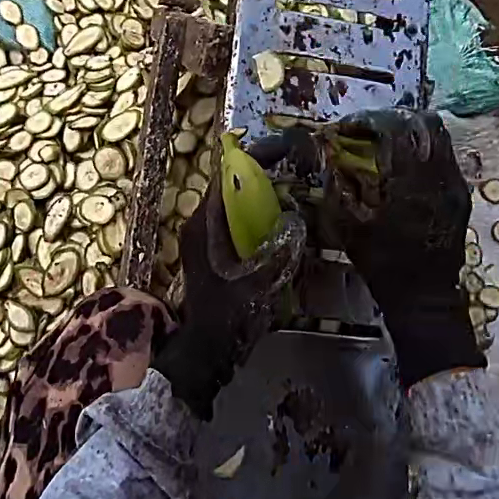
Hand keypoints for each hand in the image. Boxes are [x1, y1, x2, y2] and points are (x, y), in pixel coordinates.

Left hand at [153, 134, 308, 420]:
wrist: (206, 349)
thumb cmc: (229, 316)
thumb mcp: (261, 283)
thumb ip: (280, 250)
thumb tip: (299, 219)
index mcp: (205, 224)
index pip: (227, 175)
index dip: (255, 157)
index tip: (286, 148)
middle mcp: (199, 224)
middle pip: (230, 184)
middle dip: (261, 171)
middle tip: (297, 164)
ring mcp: (203, 237)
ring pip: (232, 201)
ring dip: (259, 191)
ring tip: (295, 185)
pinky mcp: (210, 250)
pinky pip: (233, 219)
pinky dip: (255, 212)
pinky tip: (281, 219)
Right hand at [319, 109, 482, 386]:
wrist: (425, 296)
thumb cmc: (382, 263)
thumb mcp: (347, 227)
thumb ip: (336, 186)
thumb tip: (325, 153)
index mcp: (410, 183)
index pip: (395, 129)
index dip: (368, 121)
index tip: (346, 127)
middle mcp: (439, 177)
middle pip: (424, 123)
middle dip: (392, 119)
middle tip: (366, 130)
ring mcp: (456, 185)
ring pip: (440, 136)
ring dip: (410, 131)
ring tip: (384, 142)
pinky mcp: (461, 194)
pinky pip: (445, 155)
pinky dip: (422, 148)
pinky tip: (402, 164)